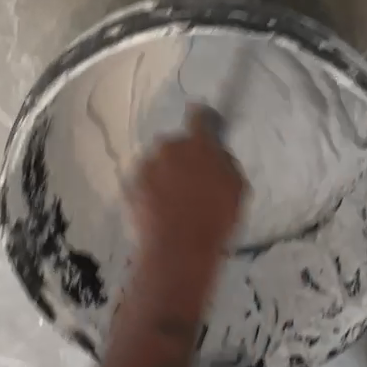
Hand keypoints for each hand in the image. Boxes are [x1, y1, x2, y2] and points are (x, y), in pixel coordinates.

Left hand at [128, 106, 246, 272]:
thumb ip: (225, 163)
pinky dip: (149, 191)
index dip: (201, 118)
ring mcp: (145, 166)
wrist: (177, 250)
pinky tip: (159, 211)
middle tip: (190, 181)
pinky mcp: (128, 186)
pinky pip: (142, 183)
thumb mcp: (237, 188)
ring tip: (173, 201)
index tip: (202, 123)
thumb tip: (217, 154)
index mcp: (197, 144)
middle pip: (175, 144)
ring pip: (156, 163)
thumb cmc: (215, 219)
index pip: (198, 116)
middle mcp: (168, 147)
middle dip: (181, 157)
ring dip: (164, 174)